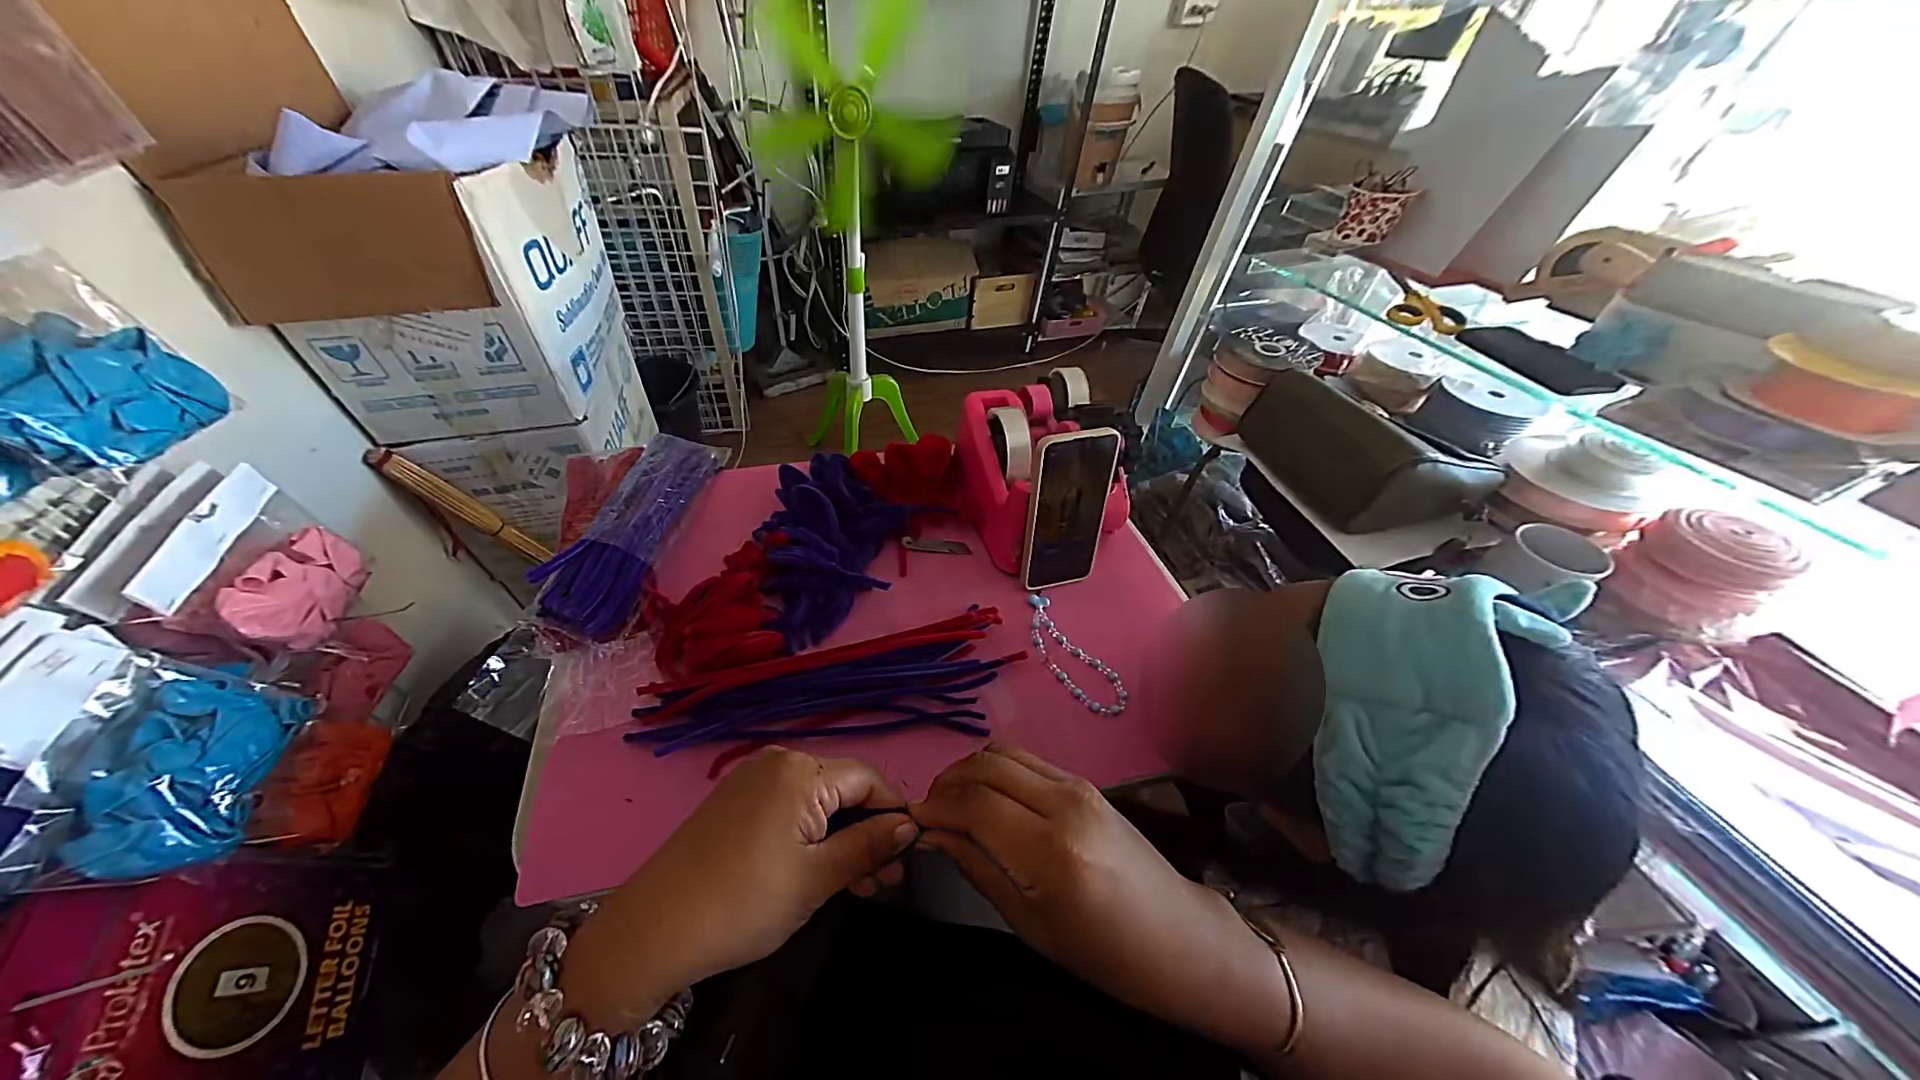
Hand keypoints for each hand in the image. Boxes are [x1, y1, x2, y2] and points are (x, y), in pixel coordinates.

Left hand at [564, 747, 916, 1026]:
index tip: (909, 854)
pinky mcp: (735, 801)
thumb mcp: (816, 878)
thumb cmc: (743, 903)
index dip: (894, 814)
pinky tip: (821, 868)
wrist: (652, 931)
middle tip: (885, 879)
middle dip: (869, 830)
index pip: (868, 779)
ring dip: (842, 836)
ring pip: (817, 800)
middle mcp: (777, 762)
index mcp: (800, 770)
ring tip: (859, 883)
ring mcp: (752, 780)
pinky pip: (789, 807)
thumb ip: (868, 846)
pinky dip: (811, 834)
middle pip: (842, 788)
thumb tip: (909, 827)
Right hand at [911, 744, 1296, 1061]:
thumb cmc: (1100, 951)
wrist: (1177, 938)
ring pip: (1004, 753)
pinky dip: (997, 770)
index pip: (973, 803)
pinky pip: (1028, 761)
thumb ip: (976, 866)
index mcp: (1050, 848)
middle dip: (947, 782)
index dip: (935, 807)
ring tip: (955, 803)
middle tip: (930, 811)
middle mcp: (1064, 802)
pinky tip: (989, 798)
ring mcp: (1079, 786)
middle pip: (985, 766)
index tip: (914, 821)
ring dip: (970, 770)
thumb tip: (931, 833)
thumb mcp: (1028, 921)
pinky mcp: (1086, 782)